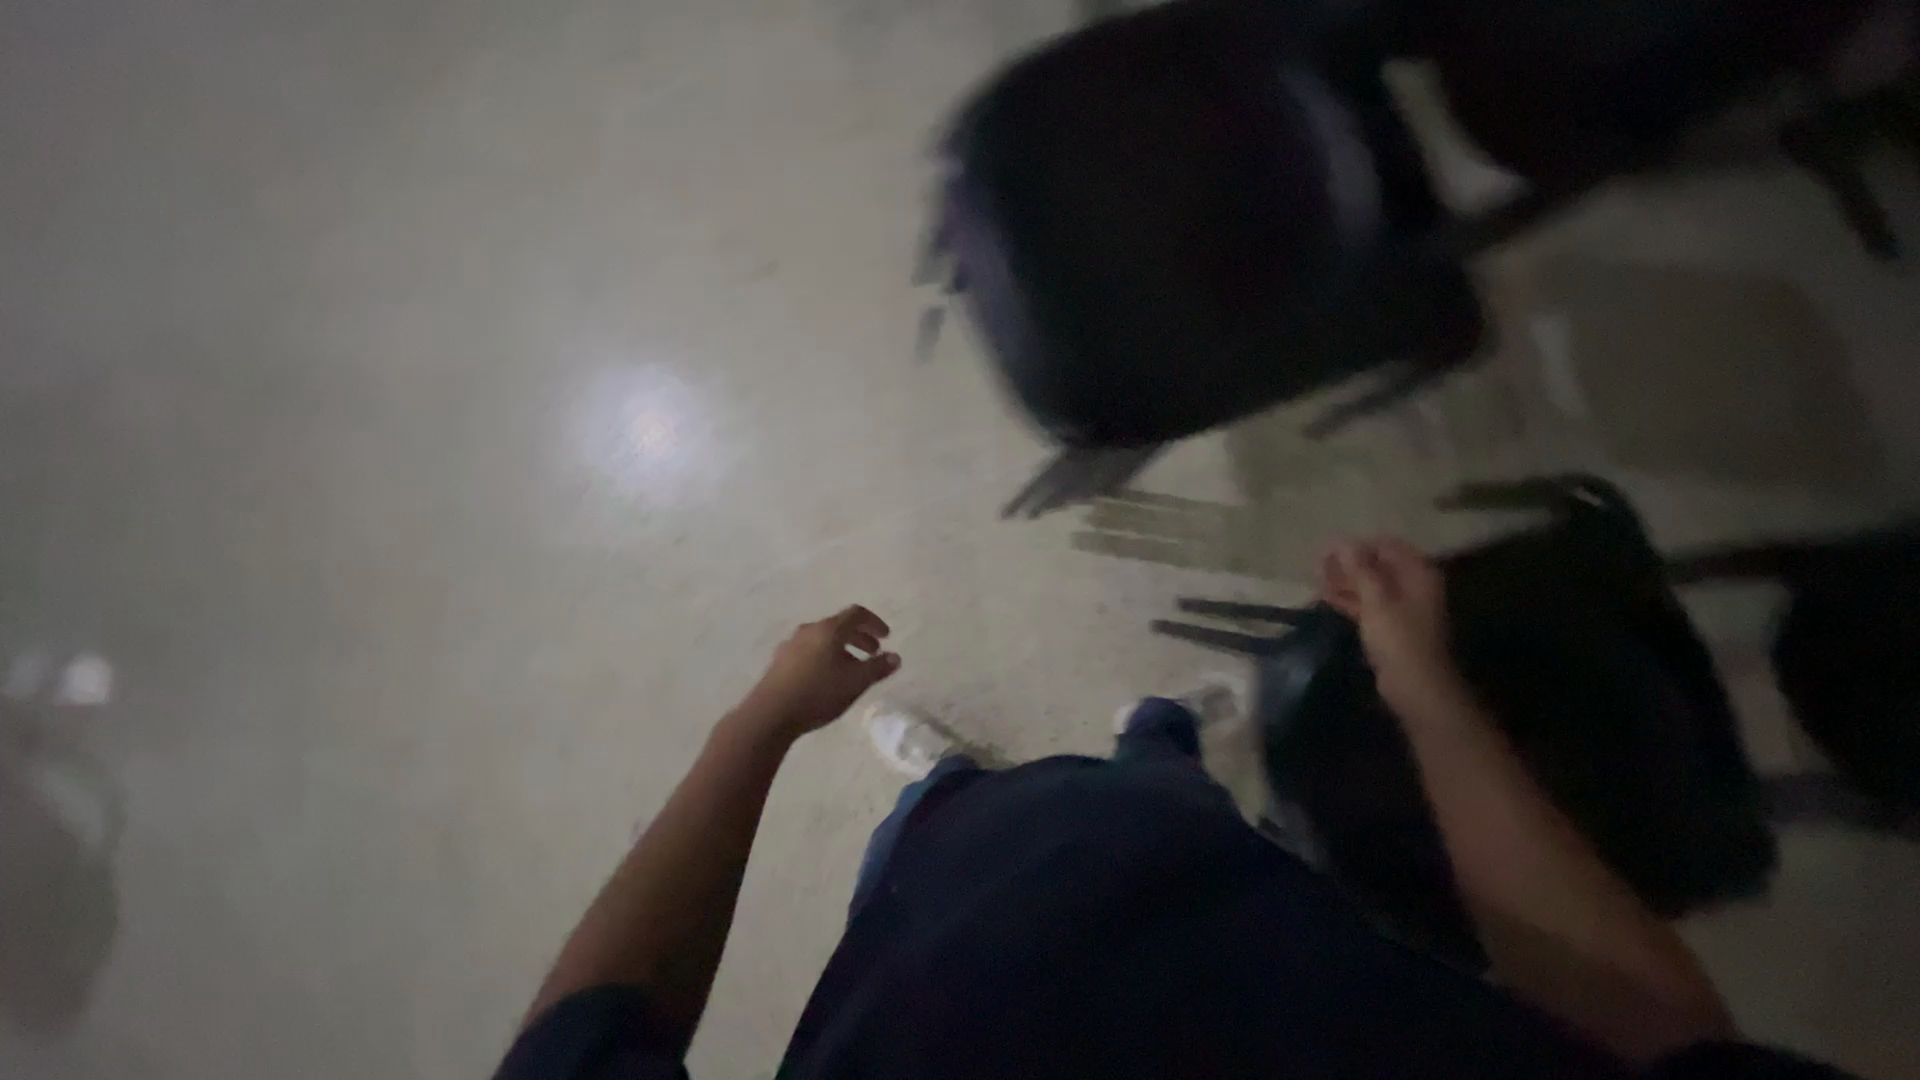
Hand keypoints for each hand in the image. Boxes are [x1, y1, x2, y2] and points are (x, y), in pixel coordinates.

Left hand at [738, 605, 900, 738]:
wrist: (770, 714)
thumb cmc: (819, 693)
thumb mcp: (856, 682)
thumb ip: (878, 668)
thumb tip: (895, 657)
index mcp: (829, 629)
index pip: (856, 614)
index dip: (874, 623)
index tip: (886, 637)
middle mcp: (809, 630)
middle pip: (839, 625)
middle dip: (860, 637)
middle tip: (873, 653)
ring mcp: (791, 645)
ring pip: (823, 640)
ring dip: (842, 649)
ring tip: (852, 669)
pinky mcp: (780, 661)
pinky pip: (809, 651)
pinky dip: (825, 657)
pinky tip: (826, 678)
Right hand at [1319, 537, 1462, 709]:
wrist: (1414, 686)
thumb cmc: (1398, 638)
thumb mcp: (1376, 599)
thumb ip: (1358, 569)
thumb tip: (1340, 541)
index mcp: (1417, 573)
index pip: (1386, 545)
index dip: (1357, 545)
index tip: (1327, 549)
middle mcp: (1411, 585)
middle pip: (1376, 564)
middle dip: (1347, 563)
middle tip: (1317, 565)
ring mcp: (1400, 606)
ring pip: (1368, 585)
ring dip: (1344, 581)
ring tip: (1316, 580)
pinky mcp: (1388, 625)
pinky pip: (1366, 604)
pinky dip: (1348, 599)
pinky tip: (1325, 597)